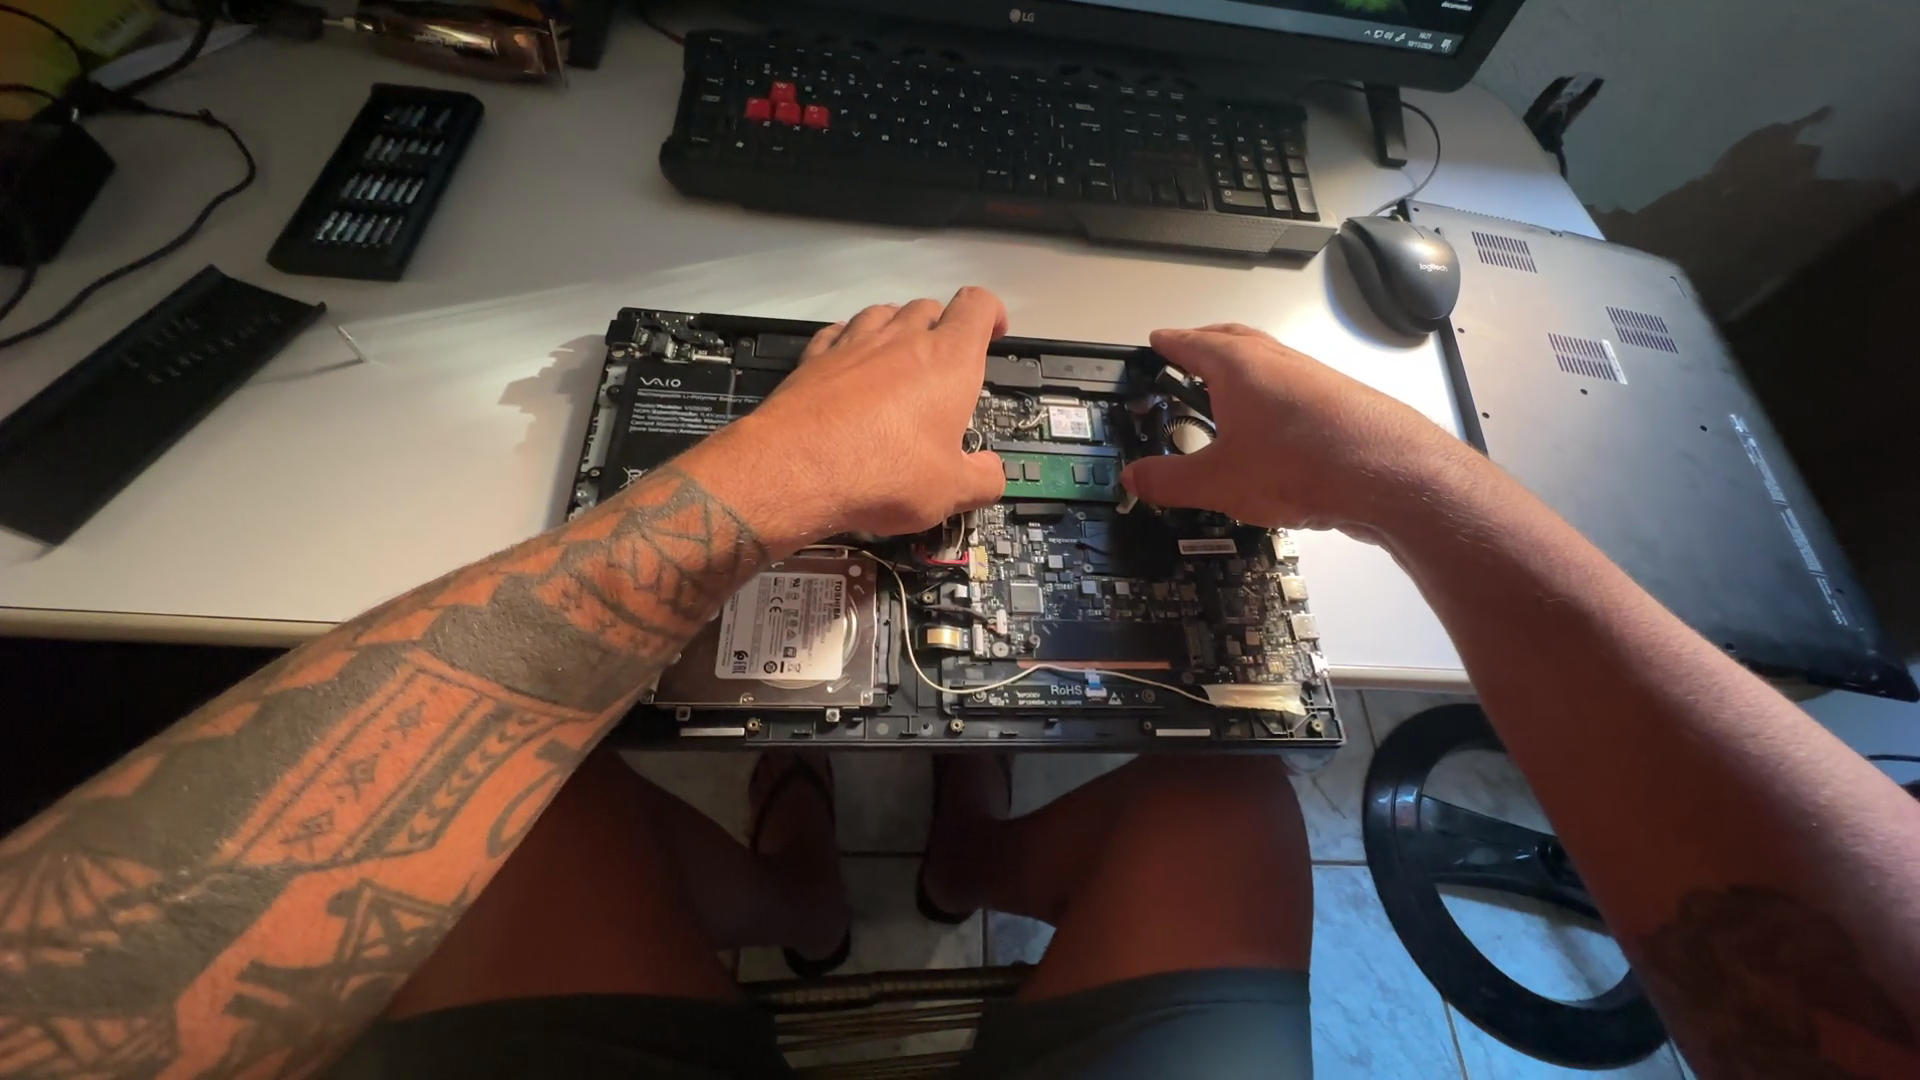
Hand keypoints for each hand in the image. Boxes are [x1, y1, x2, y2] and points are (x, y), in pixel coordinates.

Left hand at [697, 288, 1008, 544]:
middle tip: (946, 367)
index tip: (994, 334)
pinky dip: (851, 342)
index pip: (979, 306)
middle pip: (931, 307)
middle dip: (944, 329)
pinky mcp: (814, 358)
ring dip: (898, 330)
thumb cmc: (882, 474)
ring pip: (884, 313)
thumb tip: (992, 474)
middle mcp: (902, 339)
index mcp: (948, 361)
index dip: (993, 314)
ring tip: (901, 363)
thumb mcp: (950, 492)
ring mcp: (854, 343)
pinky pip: (839, 332)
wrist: (795, 470)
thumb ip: (983, 479)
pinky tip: (851, 366)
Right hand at [1120, 324, 1475, 537]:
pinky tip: (1266, 427)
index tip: (1156, 340)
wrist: (1393, 475)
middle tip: (1184, 354)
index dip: (1167, 343)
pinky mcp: (1337, 402)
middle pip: (1231, 339)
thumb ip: (1167, 480)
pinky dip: (1268, 394)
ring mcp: (1311, 378)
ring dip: (1239, 368)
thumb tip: (1136, 478)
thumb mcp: (1217, 481)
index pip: (1191, 342)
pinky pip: (1291, 386)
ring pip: (1266, 361)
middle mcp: (1277, 362)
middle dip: (1203, 344)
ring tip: (1220, 394)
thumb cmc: (1308, 464)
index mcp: (1239, 367)